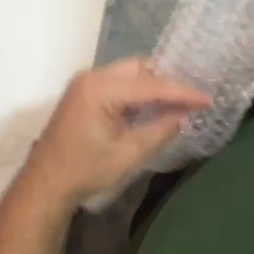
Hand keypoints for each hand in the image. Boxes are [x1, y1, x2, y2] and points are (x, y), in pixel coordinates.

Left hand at [21, 59, 210, 201]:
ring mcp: (85, 83)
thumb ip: (160, 130)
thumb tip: (184, 115)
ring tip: (180, 100)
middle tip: (194, 96)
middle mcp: (92, 77)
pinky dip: (139, 91)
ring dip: (154, 85)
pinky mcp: (84, 93)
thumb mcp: (129, 154)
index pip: (151, 84)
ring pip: (130, 74)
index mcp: (101, 89)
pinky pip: (119, 83)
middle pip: (140, 69)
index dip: (182, 91)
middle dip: (168, 81)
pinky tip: (155, 104)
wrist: (45, 184)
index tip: (207, 99)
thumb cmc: (85, 170)